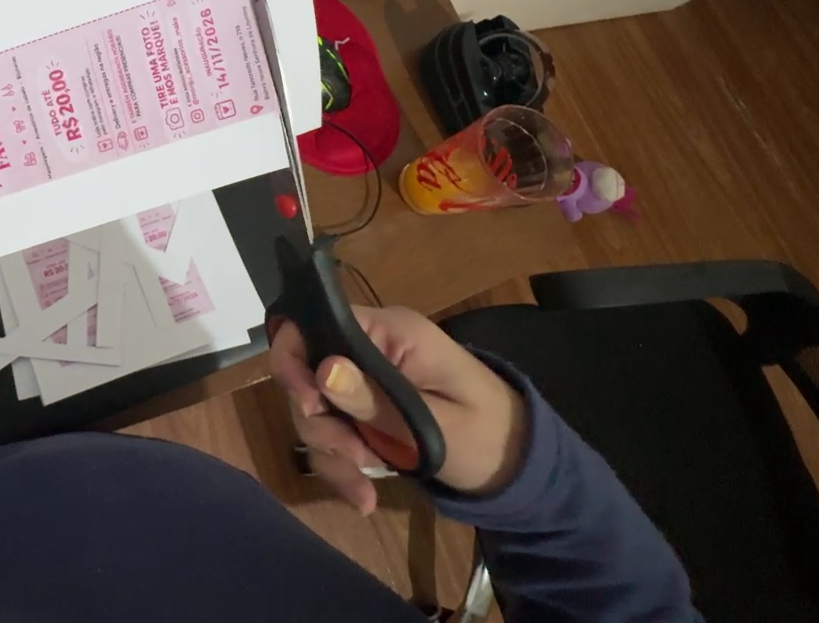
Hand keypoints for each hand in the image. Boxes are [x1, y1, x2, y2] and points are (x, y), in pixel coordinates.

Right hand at [268, 304, 527, 513]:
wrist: (523, 471)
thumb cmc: (492, 438)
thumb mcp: (441, 427)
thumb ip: (380, 399)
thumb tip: (322, 370)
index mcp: (389, 332)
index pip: (317, 322)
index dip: (295, 357)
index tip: (309, 406)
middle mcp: (369, 346)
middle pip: (308, 371)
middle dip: (320, 421)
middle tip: (353, 458)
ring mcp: (364, 377)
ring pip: (314, 407)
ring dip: (330, 449)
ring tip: (362, 486)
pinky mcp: (363, 407)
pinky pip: (331, 431)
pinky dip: (339, 464)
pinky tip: (361, 495)